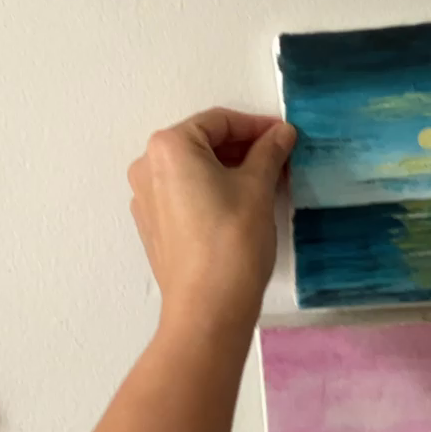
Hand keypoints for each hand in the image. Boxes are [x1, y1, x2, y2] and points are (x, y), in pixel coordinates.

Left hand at [127, 109, 296, 339]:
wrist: (207, 310)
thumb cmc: (232, 241)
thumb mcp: (257, 187)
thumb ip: (269, 151)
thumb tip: (282, 132)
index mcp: (168, 146)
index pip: (219, 121)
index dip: (256, 126)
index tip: (285, 135)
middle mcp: (147, 165)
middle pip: (203, 142)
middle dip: (243, 147)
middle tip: (280, 158)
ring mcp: (145, 196)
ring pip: (193, 168)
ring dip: (229, 168)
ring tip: (267, 180)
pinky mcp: (152, 223)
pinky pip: (184, 192)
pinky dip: (212, 189)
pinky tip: (241, 203)